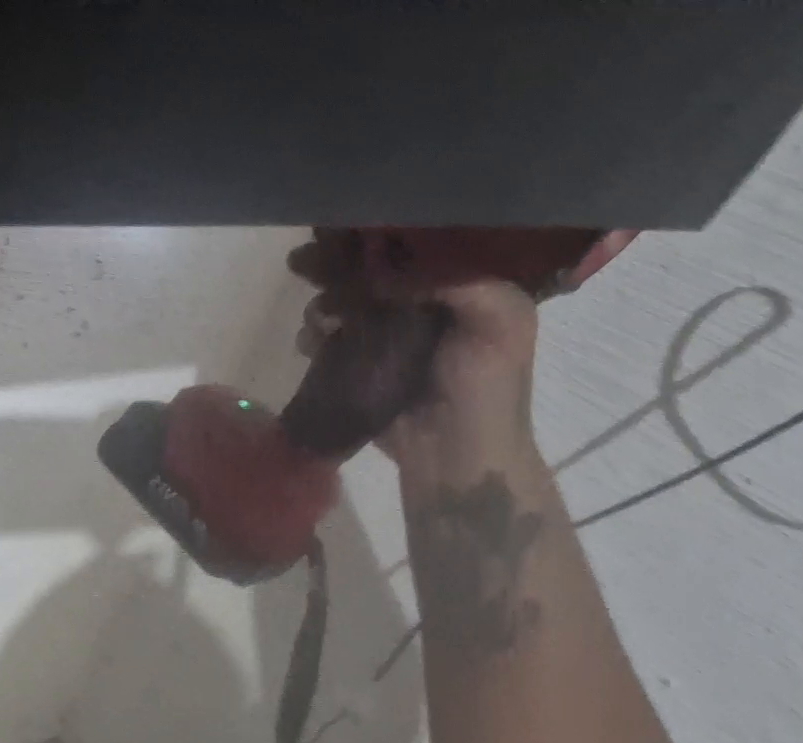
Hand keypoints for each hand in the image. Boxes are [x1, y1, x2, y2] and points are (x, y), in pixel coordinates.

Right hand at [289, 231, 543, 486]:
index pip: (421, 243)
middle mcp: (423, 303)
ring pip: (346, 301)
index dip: (385, 231)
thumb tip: (380, 273)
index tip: (348, 225)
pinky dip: (314, 335)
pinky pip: (329, 339)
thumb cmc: (486, 388)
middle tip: (302, 263)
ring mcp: (387, 335)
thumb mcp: (499, 322)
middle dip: (337, 264)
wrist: (454, 456)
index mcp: (465, 284)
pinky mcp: (359, 365)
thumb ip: (456, 282)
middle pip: (373, 270)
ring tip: (318, 316)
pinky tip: (311, 340)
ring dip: (324, 301)